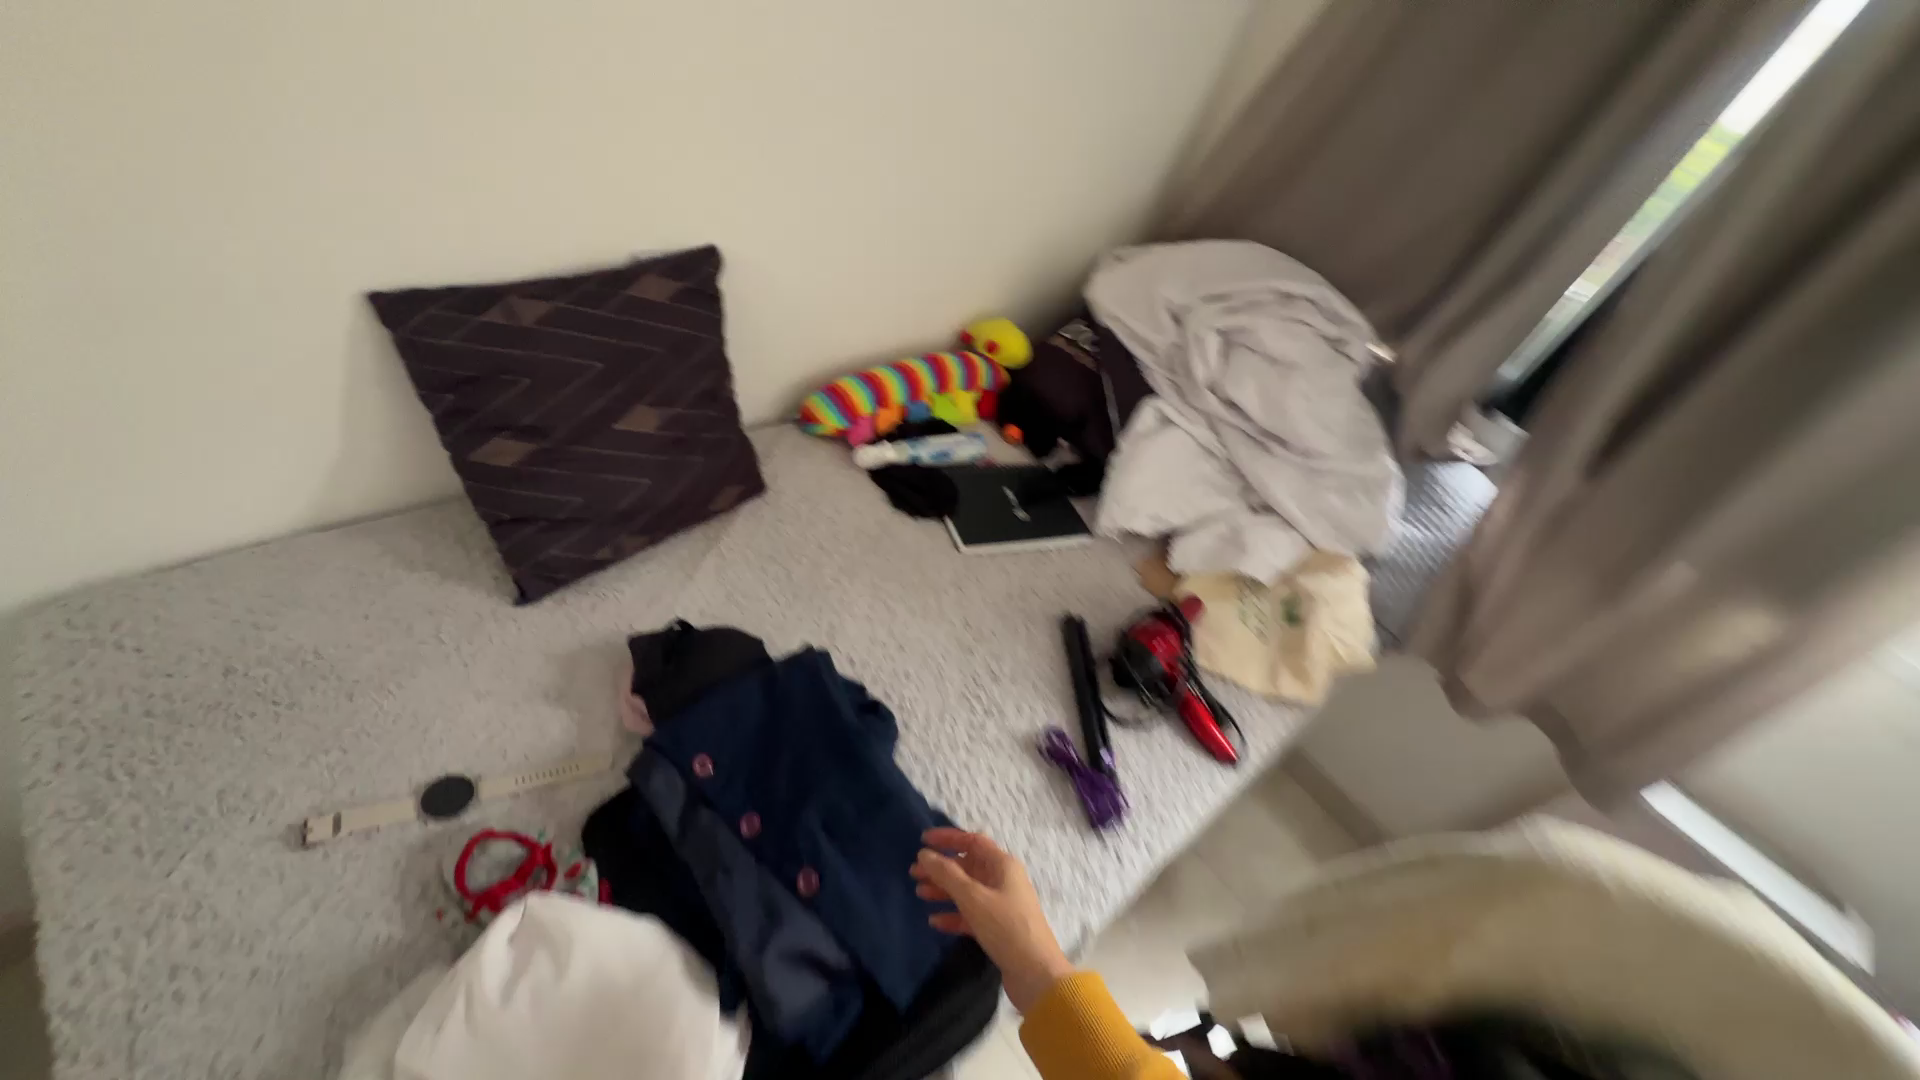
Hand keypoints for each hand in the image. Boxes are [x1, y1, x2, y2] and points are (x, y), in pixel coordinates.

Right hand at [912, 827, 1074, 1011]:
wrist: (1036, 974)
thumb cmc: (1005, 927)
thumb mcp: (973, 898)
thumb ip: (947, 874)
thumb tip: (925, 854)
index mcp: (1003, 865)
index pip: (973, 841)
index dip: (948, 838)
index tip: (923, 840)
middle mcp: (1003, 880)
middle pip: (968, 867)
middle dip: (941, 868)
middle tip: (914, 872)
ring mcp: (1001, 904)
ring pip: (967, 890)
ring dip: (944, 890)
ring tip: (919, 893)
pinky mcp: (997, 928)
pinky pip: (971, 914)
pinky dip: (953, 914)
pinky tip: (934, 921)